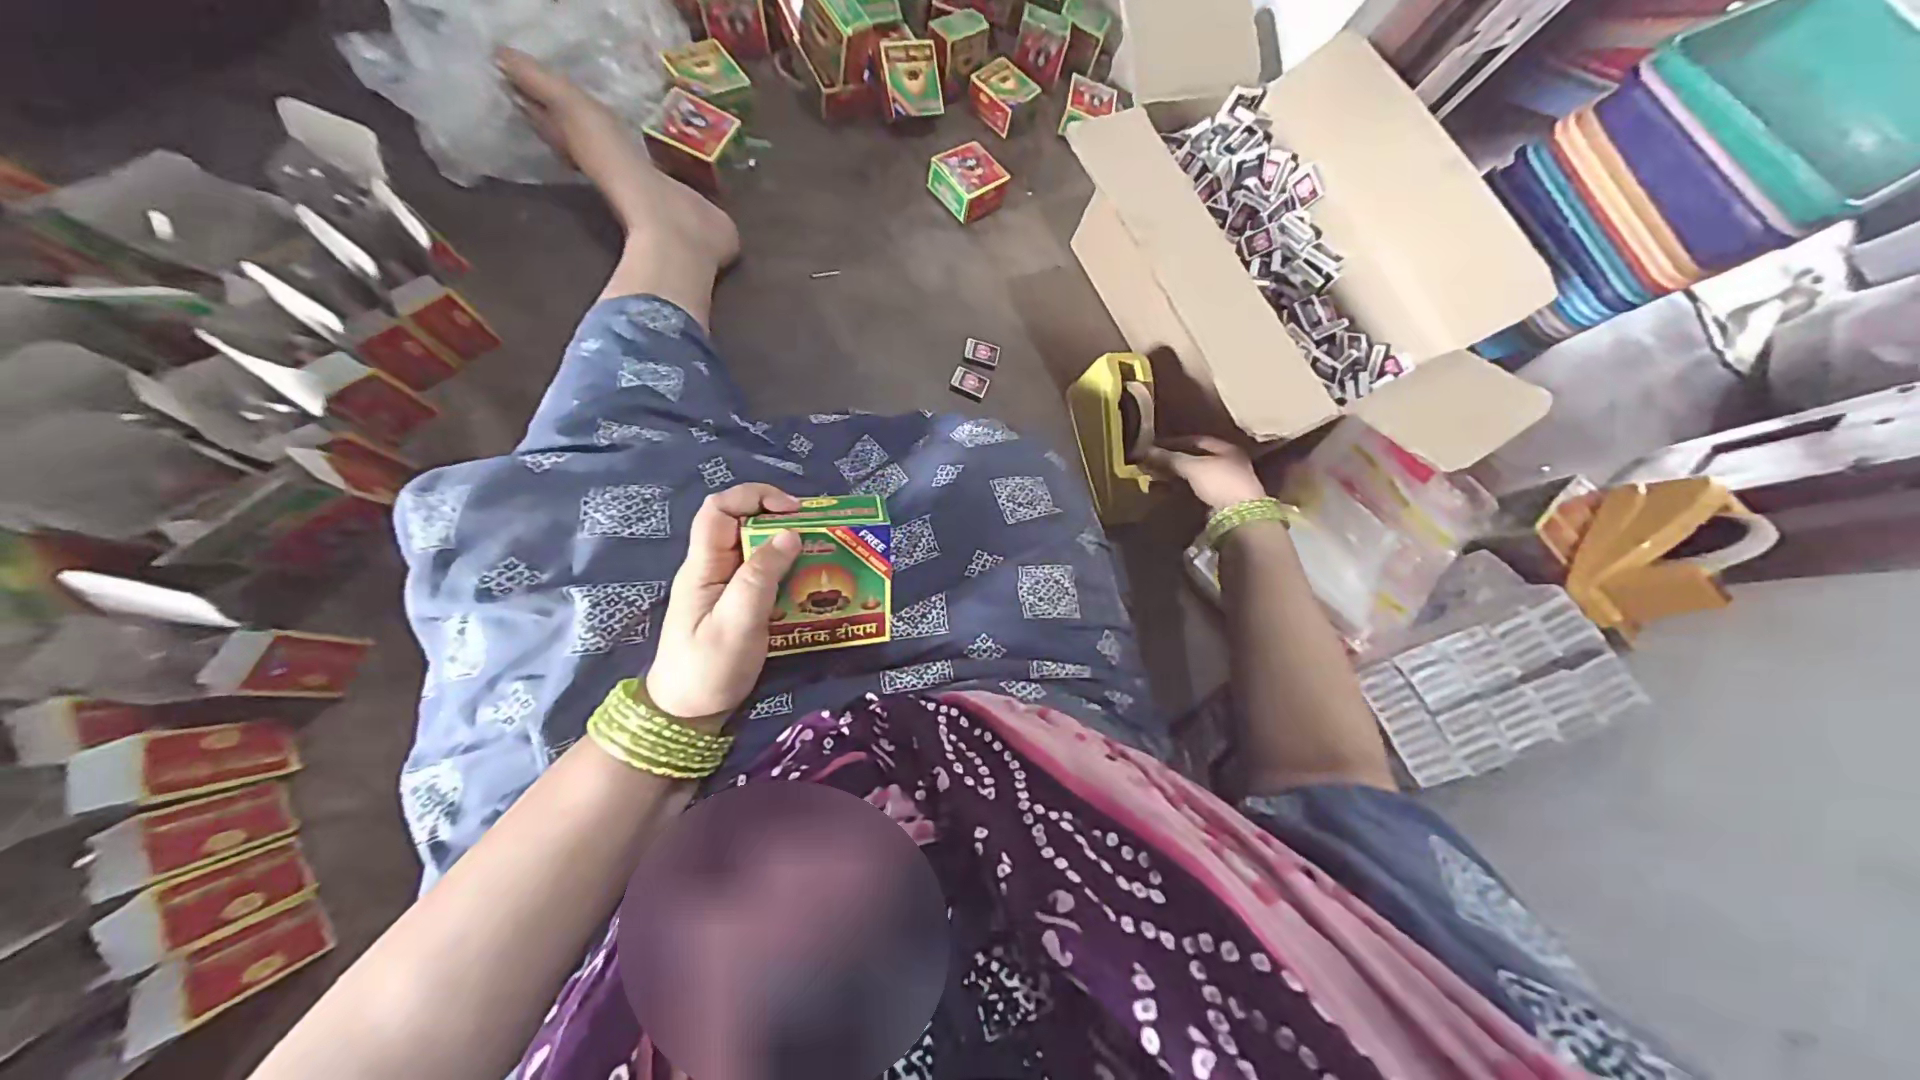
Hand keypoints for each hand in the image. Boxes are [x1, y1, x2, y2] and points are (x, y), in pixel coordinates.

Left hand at [647, 485, 803, 726]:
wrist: (686, 714)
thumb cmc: (707, 670)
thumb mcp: (736, 623)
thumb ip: (761, 577)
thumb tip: (790, 534)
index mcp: (703, 566)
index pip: (719, 509)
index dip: (755, 497)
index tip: (794, 511)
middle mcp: (713, 568)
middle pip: (743, 524)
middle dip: (781, 520)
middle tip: (820, 533)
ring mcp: (726, 587)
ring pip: (757, 549)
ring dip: (789, 547)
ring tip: (823, 556)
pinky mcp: (739, 604)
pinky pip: (764, 575)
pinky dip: (788, 572)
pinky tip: (810, 584)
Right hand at [1139, 436, 1266, 510]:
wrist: (1240, 516)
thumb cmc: (1220, 482)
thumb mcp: (1193, 466)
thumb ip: (1170, 458)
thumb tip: (1146, 450)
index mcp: (1227, 448)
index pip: (1196, 440)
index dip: (1174, 442)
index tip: (1154, 445)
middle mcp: (1227, 462)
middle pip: (1194, 458)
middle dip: (1171, 460)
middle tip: (1150, 462)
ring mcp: (1223, 482)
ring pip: (1193, 475)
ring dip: (1173, 475)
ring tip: (1153, 476)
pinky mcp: (1218, 500)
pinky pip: (1194, 489)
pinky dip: (1179, 488)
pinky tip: (1165, 489)